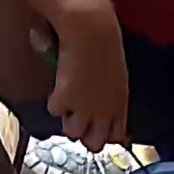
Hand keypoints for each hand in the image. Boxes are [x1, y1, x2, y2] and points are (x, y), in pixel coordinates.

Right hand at [46, 15, 127, 153]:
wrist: (91, 29)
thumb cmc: (105, 44)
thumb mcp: (117, 77)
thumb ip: (112, 99)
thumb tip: (103, 116)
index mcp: (119, 104)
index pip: (115, 137)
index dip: (104, 134)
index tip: (96, 127)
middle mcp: (103, 112)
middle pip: (94, 144)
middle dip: (85, 135)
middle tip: (78, 119)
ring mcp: (84, 109)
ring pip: (72, 133)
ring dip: (68, 120)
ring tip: (68, 99)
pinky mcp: (65, 101)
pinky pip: (55, 111)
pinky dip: (54, 100)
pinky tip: (60, 82)